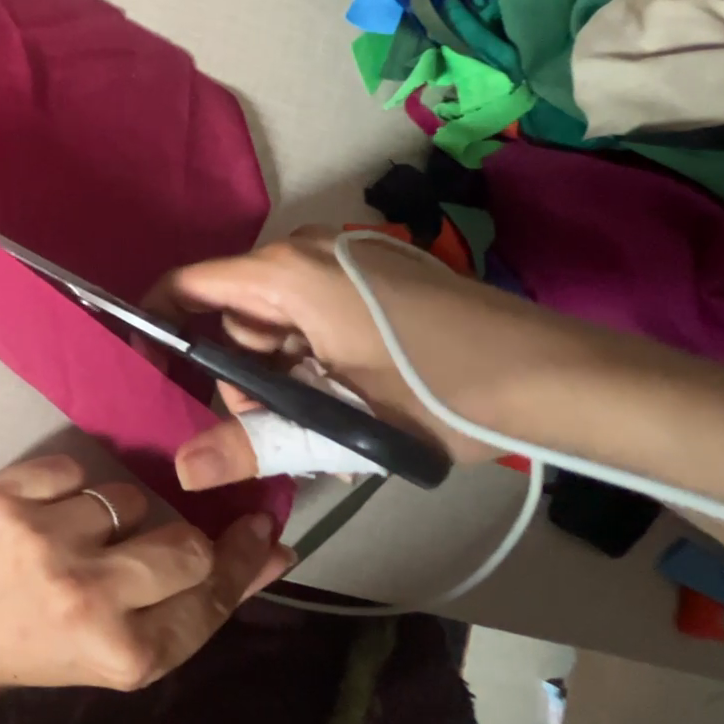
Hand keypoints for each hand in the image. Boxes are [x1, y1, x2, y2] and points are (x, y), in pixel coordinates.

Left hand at [0, 455, 293, 696]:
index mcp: (126, 650)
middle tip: (142, 550)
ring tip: (80, 540)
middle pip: (181, 542)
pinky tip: (48, 513)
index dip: (243, 556)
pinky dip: (68, 484)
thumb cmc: (49, 645)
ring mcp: (39, 542)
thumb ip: (201, 604)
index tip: (255, 526)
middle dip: (175, 540)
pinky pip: (70, 467)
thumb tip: (276, 550)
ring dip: (114, 513)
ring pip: (123, 497)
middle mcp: (85, 594)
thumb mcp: (129, 650)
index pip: (213, 591)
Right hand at [142, 228, 498, 490]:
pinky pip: (307, 313)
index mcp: (284, 272)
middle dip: (241, 370)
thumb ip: (251, 443)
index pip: (184, 286)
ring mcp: (341, 260)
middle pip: (229, 312)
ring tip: (329, 413)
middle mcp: (304, 251)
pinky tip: (348, 392)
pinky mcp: (370, 277)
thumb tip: (179, 472)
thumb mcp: (340, 425)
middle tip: (283, 417)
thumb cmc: (440, 391)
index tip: (154, 372)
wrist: (569, 381)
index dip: (156, 325)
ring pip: (270, 320)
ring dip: (281, 371)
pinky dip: (311, 355)